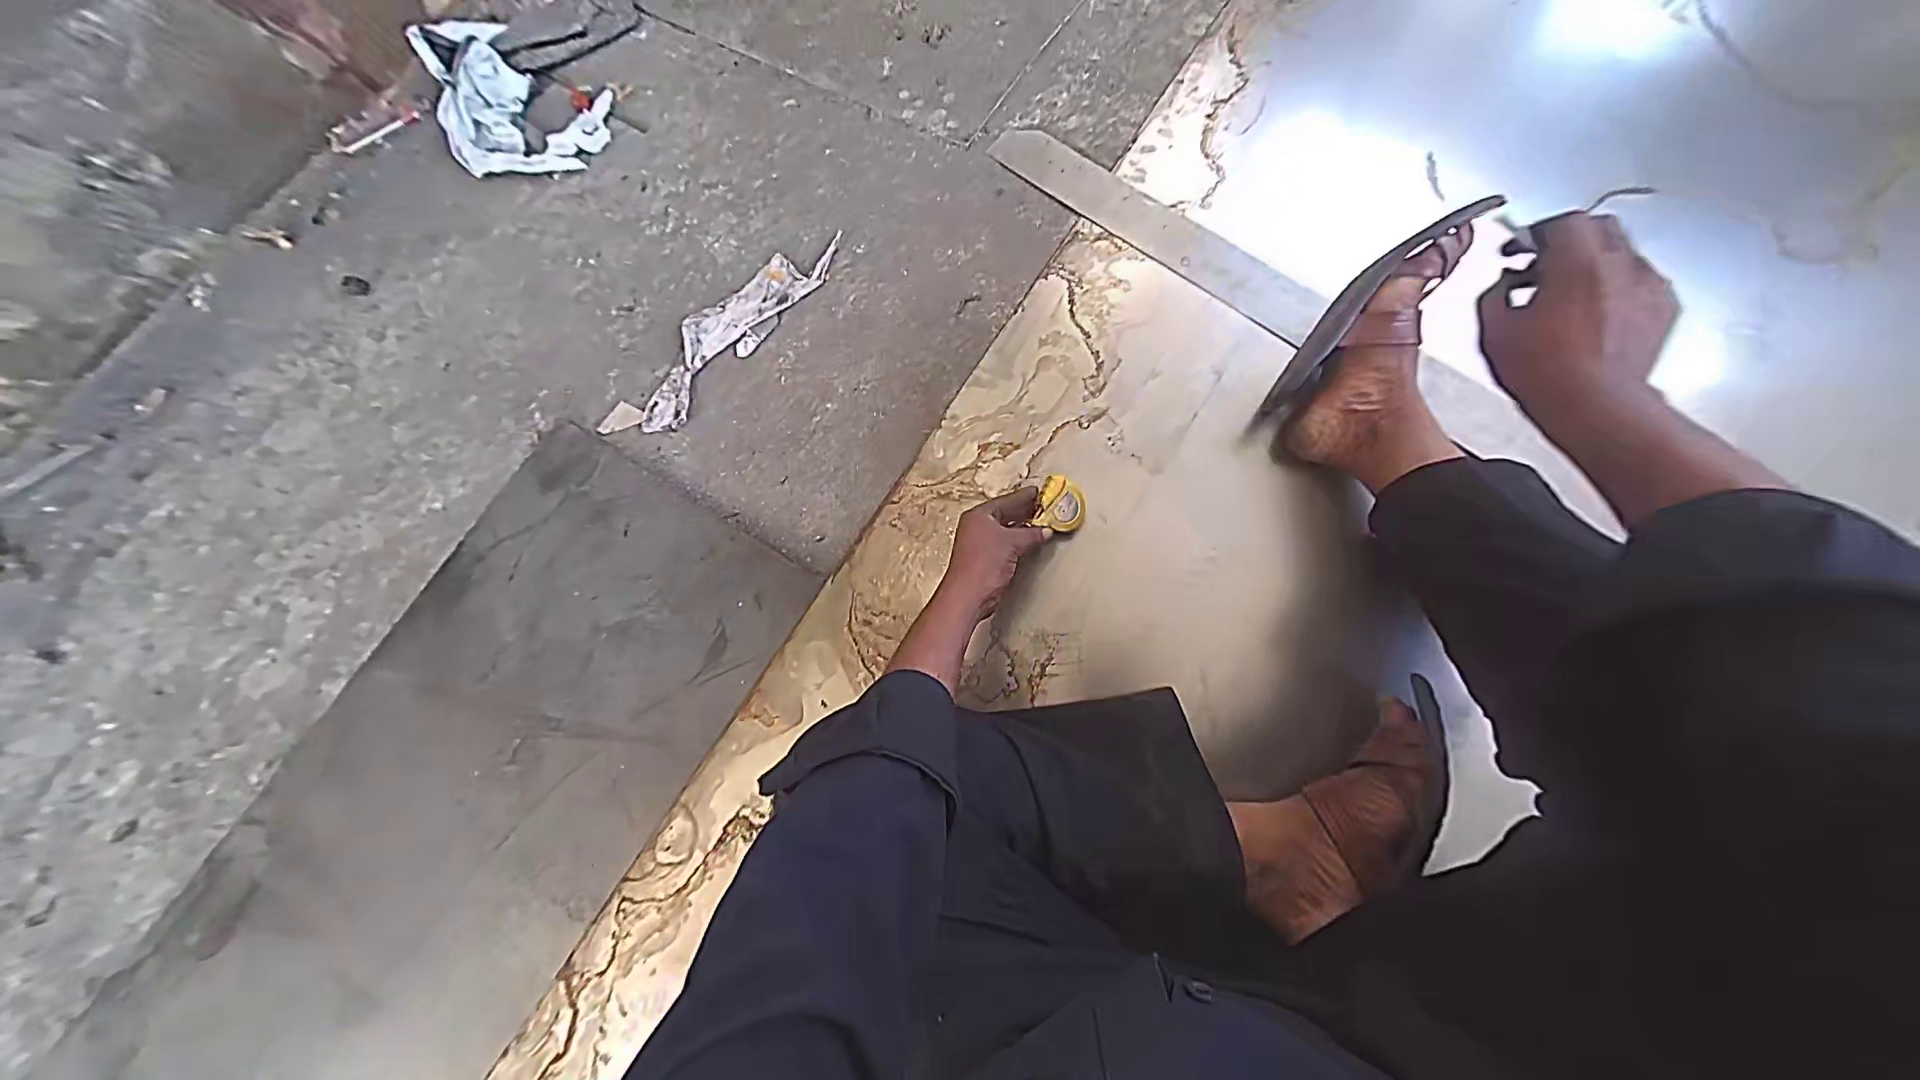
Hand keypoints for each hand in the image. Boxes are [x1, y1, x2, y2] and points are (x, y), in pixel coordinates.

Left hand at [933, 488, 1053, 623]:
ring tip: (1041, 522)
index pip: (1005, 501)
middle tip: (1043, 505)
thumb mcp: (1012, 542)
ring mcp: (980, 543)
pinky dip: (1019, 540)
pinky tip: (1031, 541)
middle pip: (1005, 514)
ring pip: (1006, 529)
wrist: (970, 594)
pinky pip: (1006, 543)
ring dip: (1023, 527)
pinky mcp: (986, 559)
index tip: (1037, 492)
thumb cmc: (982, 564)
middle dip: (1025, 510)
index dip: (1023, 497)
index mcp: (978, 516)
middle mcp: (977, 527)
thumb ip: (1031, 534)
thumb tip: (1044, 531)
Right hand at [1478, 212, 1678, 423]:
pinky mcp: (1662, 306)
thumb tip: (1502, 285)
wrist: (1593, 404)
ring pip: (1620, 253)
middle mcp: (1621, 266)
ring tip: (1562, 292)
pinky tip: (1588, 313)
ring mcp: (1648, 285)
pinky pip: (1637, 281)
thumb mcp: (1494, 332)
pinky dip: (1612, 287)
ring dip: (1590, 264)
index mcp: (1578, 265)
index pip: (1563, 221)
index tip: (1520, 245)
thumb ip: (1495, 295)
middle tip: (1540, 260)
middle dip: (1566, 240)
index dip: (1535, 230)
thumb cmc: (1546, 373)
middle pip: (1600, 227)